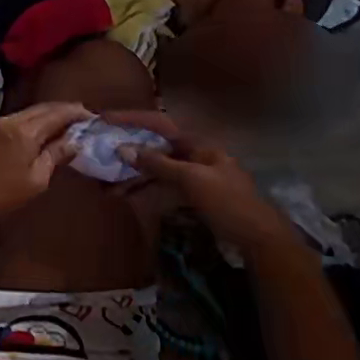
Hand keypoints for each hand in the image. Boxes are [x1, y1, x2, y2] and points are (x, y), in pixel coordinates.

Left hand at [0, 102, 91, 225]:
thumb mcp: (35, 181)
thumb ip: (55, 155)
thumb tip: (74, 140)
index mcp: (25, 130)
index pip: (57, 113)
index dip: (76, 113)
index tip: (92, 116)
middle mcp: (10, 119)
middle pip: (42, 108)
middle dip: (63, 110)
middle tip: (81, 118)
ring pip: (27, 113)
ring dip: (46, 116)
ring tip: (63, 126)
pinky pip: (14, 120)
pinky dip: (31, 122)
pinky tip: (36, 133)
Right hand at [105, 111, 297, 255]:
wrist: (260, 241)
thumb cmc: (229, 203)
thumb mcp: (192, 180)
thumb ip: (158, 164)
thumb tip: (123, 149)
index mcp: (197, 144)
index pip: (159, 123)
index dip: (132, 119)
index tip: (105, 119)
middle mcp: (194, 156)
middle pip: (155, 148)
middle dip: (127, 152)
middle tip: (99, 156)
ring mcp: (194, 178)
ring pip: (157, 171)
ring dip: (132, 176)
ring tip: (106, 186)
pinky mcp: (194, 198)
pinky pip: (163, 188)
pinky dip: (145, 191)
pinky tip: (127, 198)